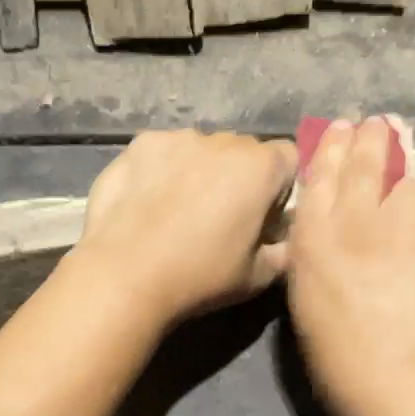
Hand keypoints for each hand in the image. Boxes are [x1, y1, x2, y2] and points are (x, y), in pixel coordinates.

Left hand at [75, 128, 296, 324]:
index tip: (264, 217)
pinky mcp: (141, 143)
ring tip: (179, 210)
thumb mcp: (259, 277)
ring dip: (202, 171)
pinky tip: (150, 201)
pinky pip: (166, 151)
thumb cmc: (200, 277)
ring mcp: (180, 138)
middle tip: (222, 218)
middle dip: (241, 177)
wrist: (125, 274)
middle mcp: (225, 141)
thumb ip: (286, 250)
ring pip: (203, 149)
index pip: (289, 158)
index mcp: (262, 167)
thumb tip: (288, 239)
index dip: (281, 187)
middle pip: (245, 151)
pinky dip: (165, 169)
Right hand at [287, 118, 414, 415]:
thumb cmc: (338, 362)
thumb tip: (327, 230)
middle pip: (368, 163)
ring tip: (404, 169)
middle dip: (373, 137)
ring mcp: (405, 230)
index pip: (323, 175)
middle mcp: (358, 223)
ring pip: (407, 182)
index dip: (332, 147)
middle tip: (380, 122)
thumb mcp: (306, 303)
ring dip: (403, 172)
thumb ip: (316, 256)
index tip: (340, 127)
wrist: (405, 385)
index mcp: (314, 240)